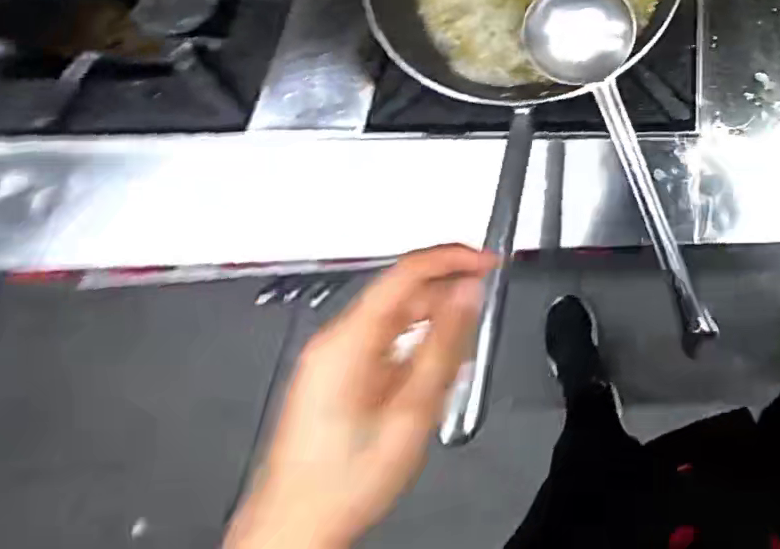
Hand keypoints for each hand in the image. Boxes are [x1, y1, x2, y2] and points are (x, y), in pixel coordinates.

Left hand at [225, 245, 491, 548]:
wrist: (292, 533)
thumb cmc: (342, 483)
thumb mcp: (412, 410)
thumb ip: (446, 343)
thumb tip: (469, 293)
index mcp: (349, 339)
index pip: (408, 270)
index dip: (454, 258)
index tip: (487, 260)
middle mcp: (335, 340)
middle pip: (404, 291)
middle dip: (449, 293)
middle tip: (484, 302)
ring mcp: (332, 357)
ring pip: (397, 315)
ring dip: (436, 320)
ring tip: (465, 345)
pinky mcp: (335, 374)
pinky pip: (386, 337)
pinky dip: (418, 340)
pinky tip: (435, 366)